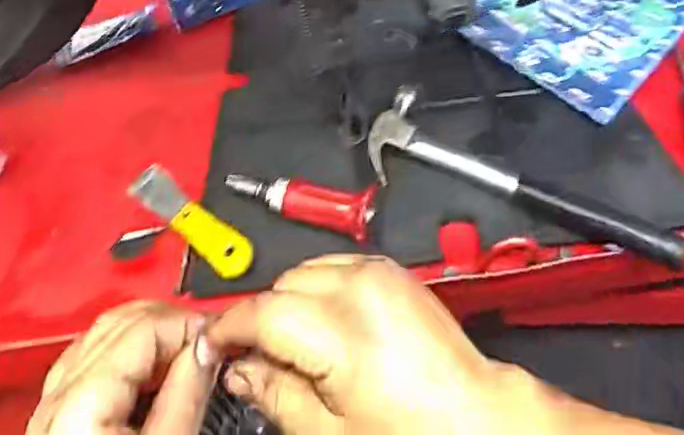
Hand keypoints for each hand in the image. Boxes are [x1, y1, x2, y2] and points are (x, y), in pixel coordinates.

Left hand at [29, 300, 219, 434]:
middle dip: (173, 323)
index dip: (191, 323)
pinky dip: (128, 355)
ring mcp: (48, 410)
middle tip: (205, 346)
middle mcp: (56, 398)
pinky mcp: (51, 422)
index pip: (148, 323)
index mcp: (79, 401)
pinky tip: (150, 376)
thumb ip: (187, 392)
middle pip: (124, 318)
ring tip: (183, 360)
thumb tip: (206, 343)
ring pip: (107, 333)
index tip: (217, 341)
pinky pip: (91, 362)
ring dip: (153, 334)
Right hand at [204, 254, 509, 434]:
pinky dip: (321, 286)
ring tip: (292, 344)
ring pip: (310, 268)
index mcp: (343, 325)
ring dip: (292, 298)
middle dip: (263, 316)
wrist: (471, 412)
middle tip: (253, 357)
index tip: (213, 346)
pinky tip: (324, 323)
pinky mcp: (393, 270)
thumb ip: (277, 393)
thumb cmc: (411, 432)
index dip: (230, 327)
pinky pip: (340, 264)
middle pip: (285, 283)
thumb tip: (241, 367)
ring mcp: (380, 271)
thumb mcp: (330, 432)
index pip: (265, 309)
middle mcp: (361, 284)